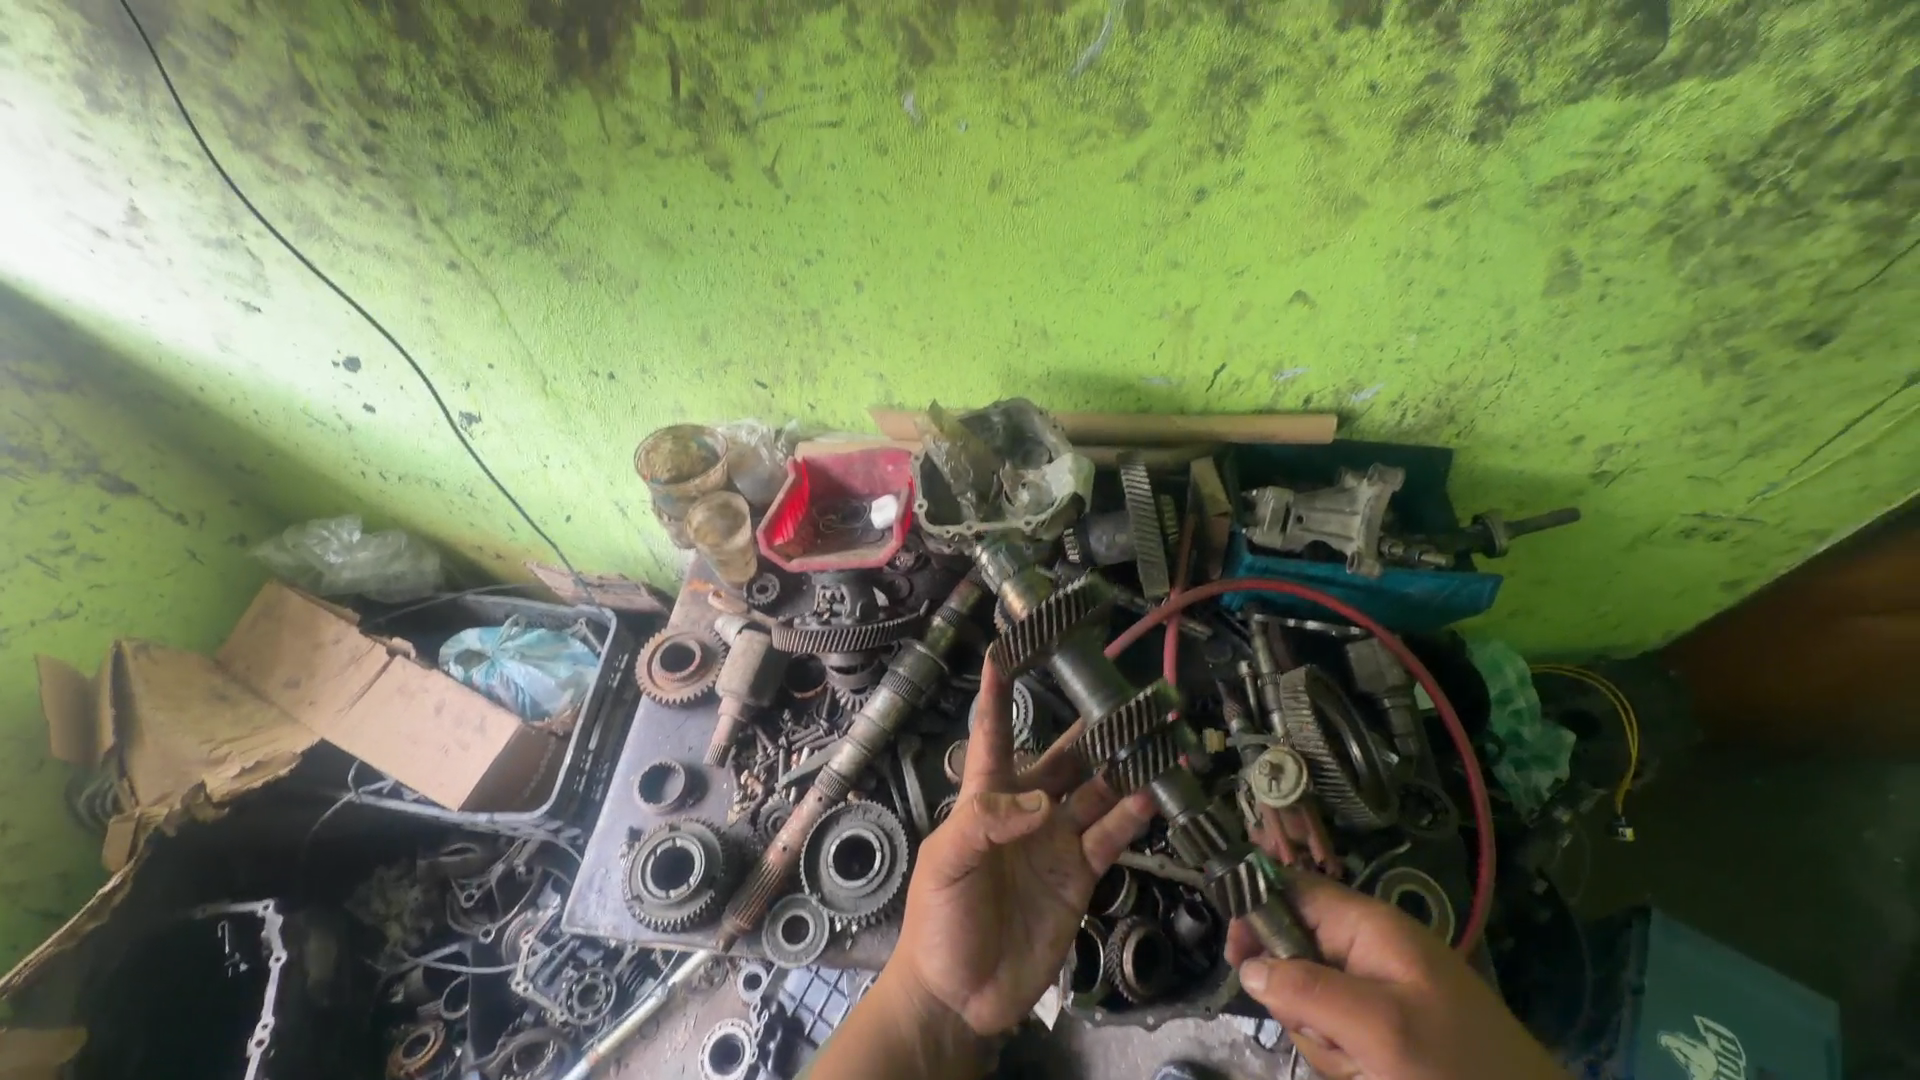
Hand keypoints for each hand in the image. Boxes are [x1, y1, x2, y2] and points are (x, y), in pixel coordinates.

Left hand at [885, 660, 1155, 1035]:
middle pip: (1063, 758)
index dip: (998, 694)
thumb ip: (986, 821)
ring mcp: (1056, 841)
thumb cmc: (939, 919)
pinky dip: (1130, 816)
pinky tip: (1151, 795)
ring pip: (1095, 792)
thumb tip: (1042, 803)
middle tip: (1127, 697)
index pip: (992, 734)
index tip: (1006, 649)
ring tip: (1156, 739)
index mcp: (985, 797)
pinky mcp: (1079, 875)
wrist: (962, 994)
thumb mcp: (946, 862)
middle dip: (1092, 730)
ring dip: (1123, 767)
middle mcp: (1026, 810)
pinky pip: (1109, 836)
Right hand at [1228, 875, 1564, 1079]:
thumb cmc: (1461, 1068)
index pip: (1292, 888)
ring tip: (1361, 1067)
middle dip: (1298, 1000)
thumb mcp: (1381, 1029)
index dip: (1255, 910)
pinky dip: (1341, 1057)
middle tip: (1332, 1037)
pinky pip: (1335, 1030)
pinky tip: (1368, 1074)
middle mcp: (1369, 948)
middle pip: (1292, 951)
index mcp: (1370, 925)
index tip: (1239, 958)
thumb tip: (1248, 966)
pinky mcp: (1385, 1027)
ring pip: (1308, 999)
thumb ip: (1308, 991)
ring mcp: (1378, 990)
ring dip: (1322, 1038)